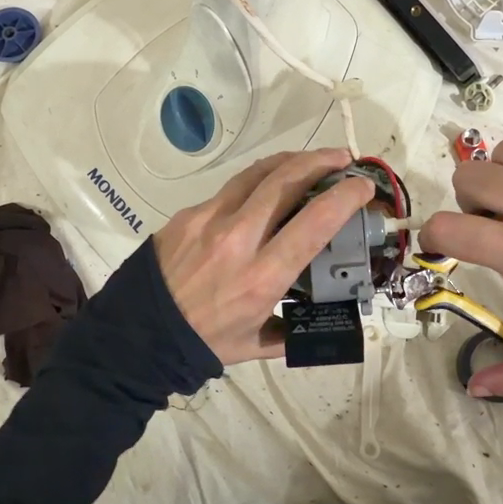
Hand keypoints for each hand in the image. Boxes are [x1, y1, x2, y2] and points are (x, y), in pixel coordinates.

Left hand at [154, 149, 374, 364]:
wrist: (139, 334)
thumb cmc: (205, 343)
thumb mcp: (259, 343)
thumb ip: (298, 329)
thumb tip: (330, 321)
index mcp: (263, 276)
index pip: (314, 222)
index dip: (345, 197)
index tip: (363, 188)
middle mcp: (239, 239)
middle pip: (286, 180)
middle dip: (321, 161)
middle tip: (343, 160)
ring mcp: (209, 220)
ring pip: (258, 174)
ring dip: (291, 161)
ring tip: (312, 161)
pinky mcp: (188, 214)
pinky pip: (231, 189)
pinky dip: (257, 182)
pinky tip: (267, 188)